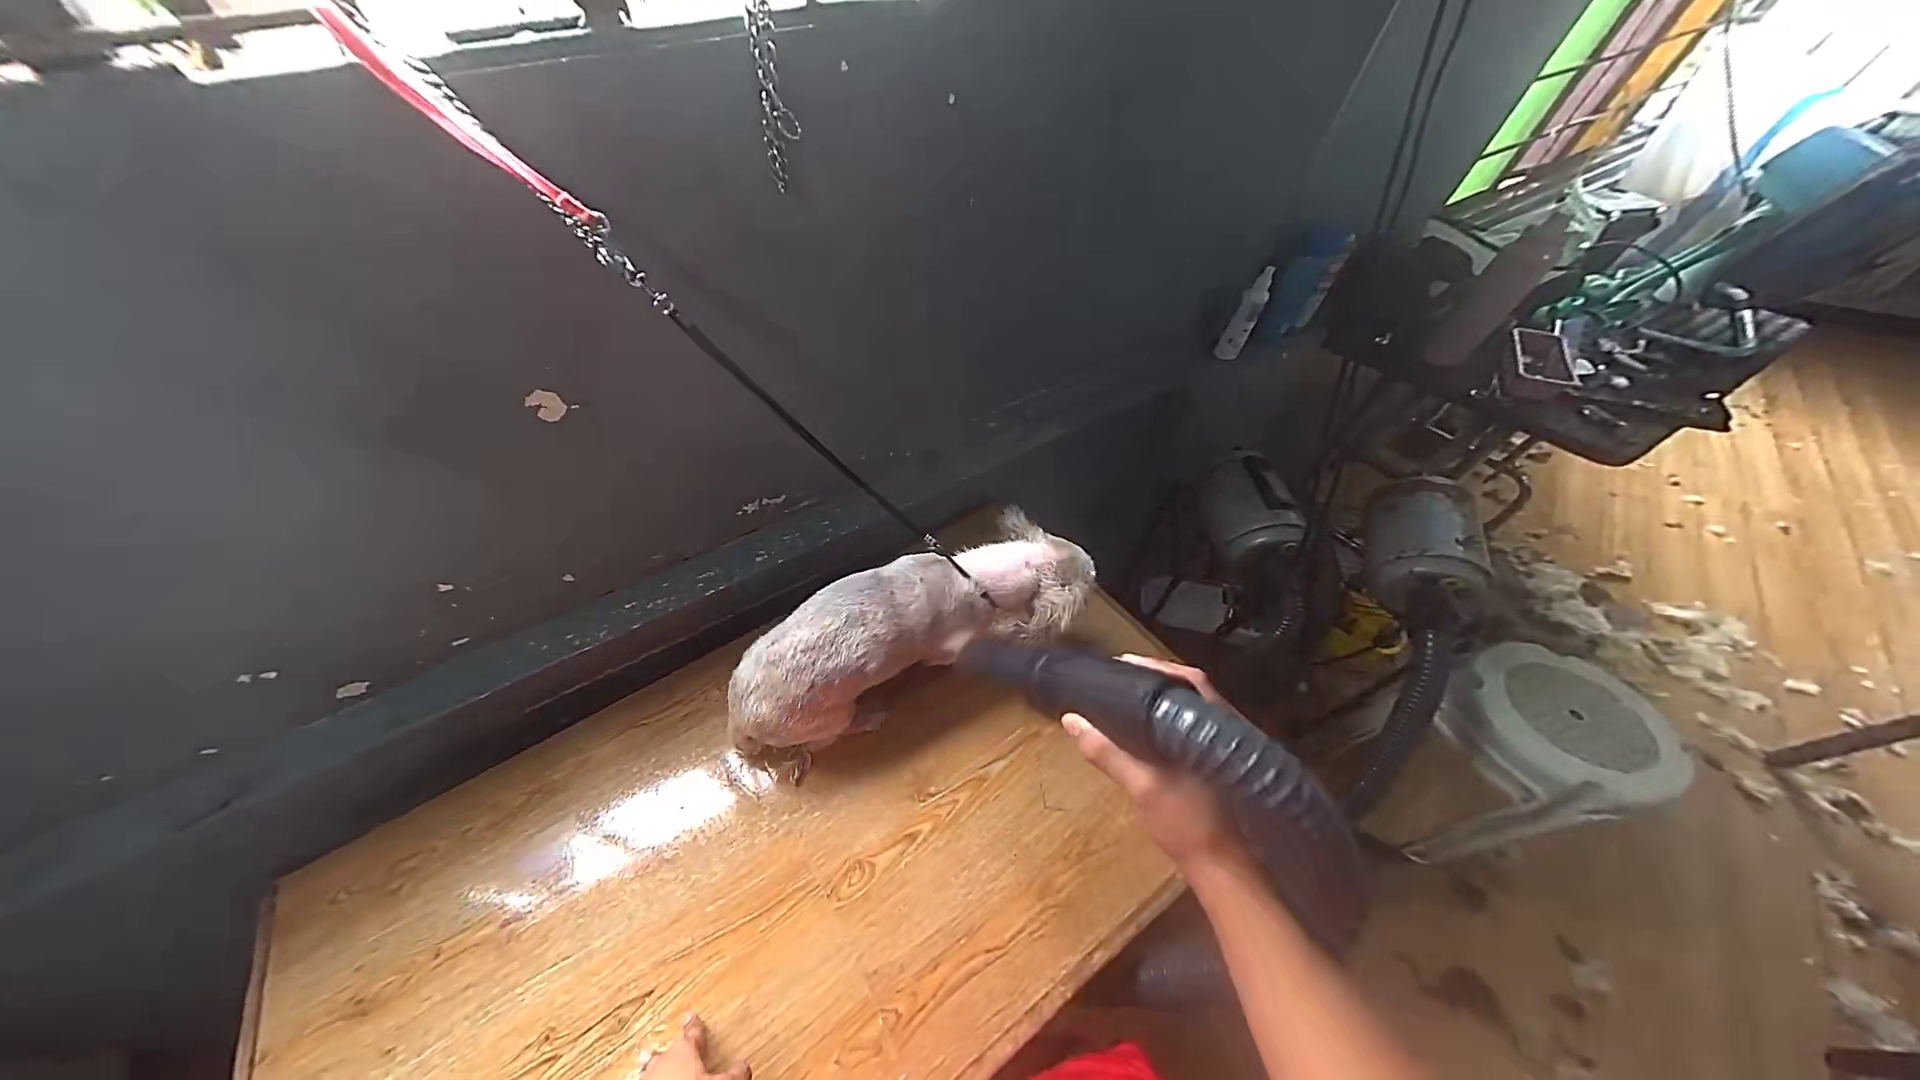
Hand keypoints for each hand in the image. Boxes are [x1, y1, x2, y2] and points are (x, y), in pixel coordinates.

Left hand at [638, 1014, 749, 1079]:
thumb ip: (735, 1072)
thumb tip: (744, 1067)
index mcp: (685, 1051)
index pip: (693, 1033)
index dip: (695, 1025)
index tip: (691, 1015)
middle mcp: (663, 1062)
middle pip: (667, 1052)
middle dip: (668, 1051)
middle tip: (661, 1045)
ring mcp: (647, 1079)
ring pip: (650, 1070)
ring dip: (653, 1070)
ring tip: (649, 1069)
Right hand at [1059, 654, 1241, 869]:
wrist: (1228, 869)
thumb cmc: (1187, 823)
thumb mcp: (1141, 786)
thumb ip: (1107, 751)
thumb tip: (1071, 720)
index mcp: (1209, 725)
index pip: (1188, 678)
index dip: (1155, 666)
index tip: (1124, 662)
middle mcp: (1227, 727)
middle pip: (1193, 689)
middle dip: (1159, 680)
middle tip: (1124, 678)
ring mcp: (1232, 747)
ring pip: (1198, 709)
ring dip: (1168, 701)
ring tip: (1133, 698)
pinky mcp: (1230, 765)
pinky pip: (1201, 727)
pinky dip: (1177, 721)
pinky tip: (1155, 730)